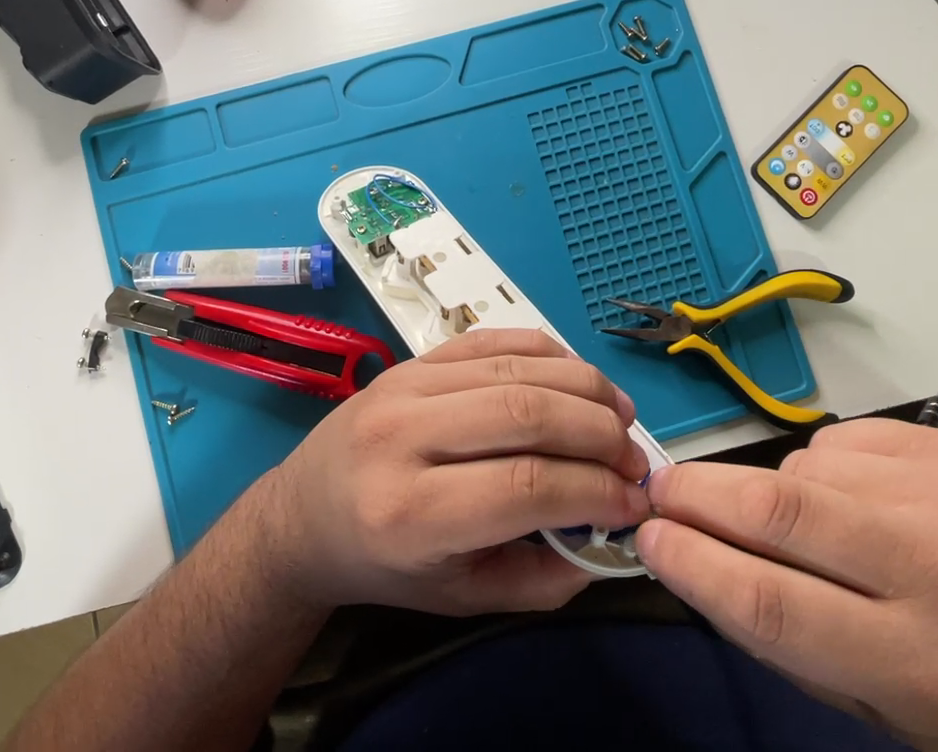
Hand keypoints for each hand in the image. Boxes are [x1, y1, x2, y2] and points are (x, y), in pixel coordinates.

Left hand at [262, 328, 650, 615]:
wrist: (302, 514)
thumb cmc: (381, 565)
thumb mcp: (460, 598)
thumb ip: (542, 578)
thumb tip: (612, 536)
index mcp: (409, 512)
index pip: (525, 485)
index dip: (596, 490)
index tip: (635, 501)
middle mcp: (402, 436)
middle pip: (526, 413)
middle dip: (600, 434)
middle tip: (634, 460)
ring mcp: (403, 386)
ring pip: (515, 368)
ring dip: (585, 387)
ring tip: (620, 418)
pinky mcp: (410, 361)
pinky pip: (491, 340)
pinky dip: (548, 353)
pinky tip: (578, 382)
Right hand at [637, 420, 937, 751]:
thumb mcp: (860, 699)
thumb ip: (769, 630)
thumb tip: (682, 547)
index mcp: (925, 663)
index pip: (771, 601)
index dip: (691, 561)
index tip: (646, 536)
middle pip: (780, 510)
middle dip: (697, 493)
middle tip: (657, 491)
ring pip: (800, 466)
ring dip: (768, 487)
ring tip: (795, 523)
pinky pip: (835, 441)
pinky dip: (814, 468)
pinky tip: (845, 499)